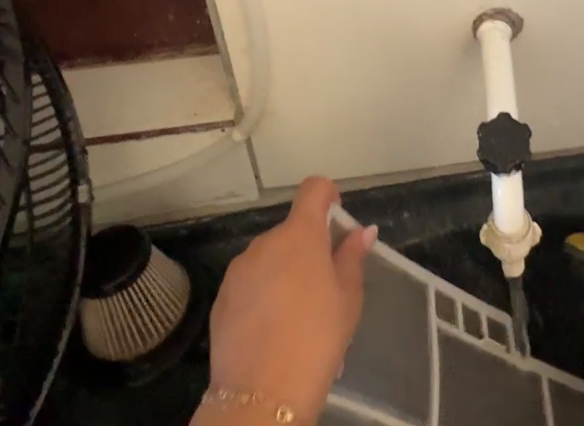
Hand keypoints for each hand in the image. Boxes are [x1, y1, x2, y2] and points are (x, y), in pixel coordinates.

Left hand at [197, 176, 375, 423]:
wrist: (262, 394)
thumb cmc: (317, 338)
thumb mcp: (348, 298)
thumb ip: (352, 257)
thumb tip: (362, 231)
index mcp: (300, 235)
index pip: (313, 189)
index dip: (328, 196)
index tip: (337, 220)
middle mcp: (265, 242)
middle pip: (292, 230)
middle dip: (308, 248)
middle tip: (325, 289)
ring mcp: (239, 269)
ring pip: (269, 258)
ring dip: (285, 273)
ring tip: (298, 318)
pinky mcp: (222, 297)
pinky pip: (250, 283)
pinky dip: (263, 295)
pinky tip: (273, 331)